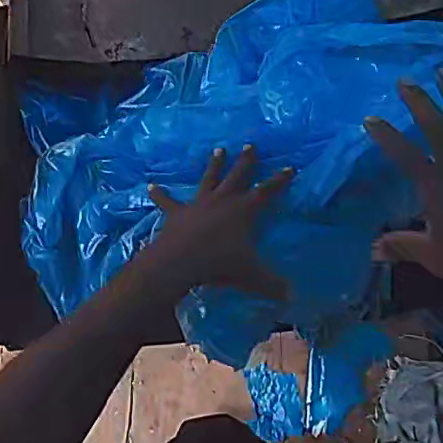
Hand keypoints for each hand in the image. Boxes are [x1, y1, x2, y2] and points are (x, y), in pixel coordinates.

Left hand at [133, 145, 294, 301]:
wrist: (180, 262)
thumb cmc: (219, 265)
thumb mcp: (251, 276)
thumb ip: (272, 285)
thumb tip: (292, 298)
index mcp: (243, 210)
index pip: (267, 191)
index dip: (279, 180)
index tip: (290, 167)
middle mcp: (222, 201)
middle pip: (237, 176)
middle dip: (246, 161)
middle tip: (250, 145)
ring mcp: (198, 204)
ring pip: (209, 179)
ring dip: (214, 166)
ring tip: (218, 150)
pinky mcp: (176, 213)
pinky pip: (167, 201)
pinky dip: (160, 194)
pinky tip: (150, 186)